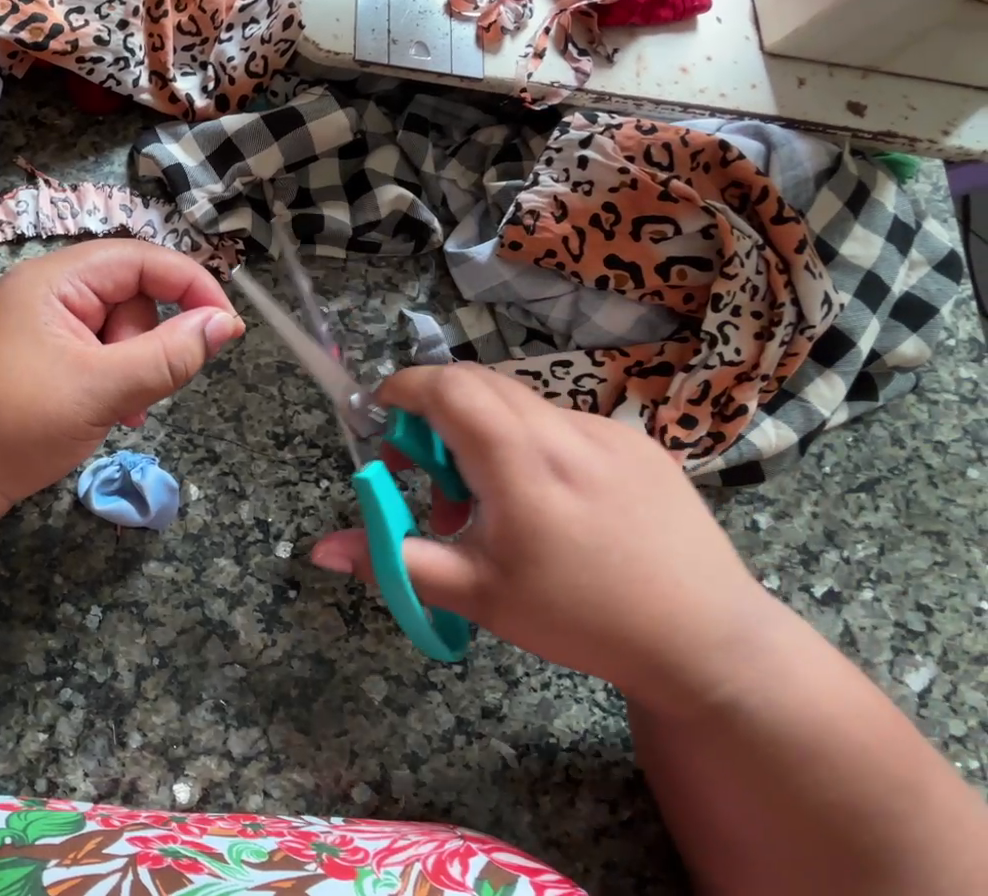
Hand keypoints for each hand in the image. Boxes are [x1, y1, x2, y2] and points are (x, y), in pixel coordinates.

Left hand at [0, 241, 243, 535]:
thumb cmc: (21, 428)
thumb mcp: (103, 390)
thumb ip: (168, 355)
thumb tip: (226, 325)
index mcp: (50, 280)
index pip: (137, 258)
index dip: (189, 285)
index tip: (226, 327)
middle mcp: (44, 289)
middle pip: (130, 292)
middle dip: (148, 341)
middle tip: (141, 390)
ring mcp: (40, 321)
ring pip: (119, 325)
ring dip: (134, 365)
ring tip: (122, 409)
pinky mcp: (41, 351)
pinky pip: (97, 347)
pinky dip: (114, 376)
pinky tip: (112, 411)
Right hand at [310, 364, 778, 708]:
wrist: (711, 644)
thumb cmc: (580, 618)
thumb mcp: (475, 594)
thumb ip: (392, 561)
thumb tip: (320, 550)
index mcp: (524, 463)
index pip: (450, 389)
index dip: (404, 389)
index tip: (378, 416)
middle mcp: (567, 432)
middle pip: (478, 385)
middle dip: (432, 413)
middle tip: (421, 473)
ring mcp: (609, 435)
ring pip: (518, 404)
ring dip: (476, 432)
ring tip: (479, 502)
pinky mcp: (639, 448)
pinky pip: (557, 422)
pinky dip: (520, 443)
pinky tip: (536, 503)